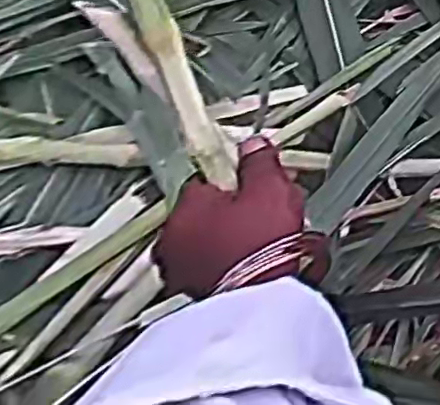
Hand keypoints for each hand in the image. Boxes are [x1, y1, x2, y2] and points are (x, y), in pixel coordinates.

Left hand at [154, 138, 328, 297]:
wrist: (258, 297)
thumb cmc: (261, 236)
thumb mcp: (270, 185)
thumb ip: (258, 160)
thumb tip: (251, 143)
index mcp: (184, 208)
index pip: (205, 179)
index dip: (236, 175)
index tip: (259, 177)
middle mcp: (169, 239)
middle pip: (205, 209)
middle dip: (234, 204)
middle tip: (268, 202)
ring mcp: (176, 270)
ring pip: (207, 237)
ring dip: (231, 231)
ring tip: (266, 230)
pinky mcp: (190, 293)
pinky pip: (211, 261)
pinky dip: (229, 256)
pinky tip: (255, 254)